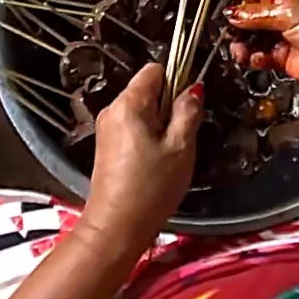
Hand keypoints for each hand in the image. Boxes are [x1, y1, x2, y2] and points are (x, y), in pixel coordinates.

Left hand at [81, 63, 202, 246]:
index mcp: (129, 102)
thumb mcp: (180, 147)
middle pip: (147, 89)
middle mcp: (112, 108)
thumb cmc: (151, 187)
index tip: (188, 105)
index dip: (176, 80)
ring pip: (141, 109)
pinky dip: (146, 136)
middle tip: (181, 136)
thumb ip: (188, 112)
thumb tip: (193, 88)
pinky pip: (131, 126)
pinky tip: (154, 162)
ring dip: (159, 123)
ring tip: (169, 153)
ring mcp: (106, 127)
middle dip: (168, 105)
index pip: (155, 69)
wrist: (115, 228)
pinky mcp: (106, 145)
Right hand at [224, 0, 298, 102]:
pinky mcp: (282, 57)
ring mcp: (284, 35)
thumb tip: (232, 12)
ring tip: (239, 49)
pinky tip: (253, 58)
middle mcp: (286, 13)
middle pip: (252, 15)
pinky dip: (253, 57)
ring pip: (253, 37)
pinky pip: (259, 55)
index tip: (227, 9)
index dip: (241, 0)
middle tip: (227, 31)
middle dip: (239, 24)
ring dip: (243, 43)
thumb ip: (258, 13)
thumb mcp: (291, 13)